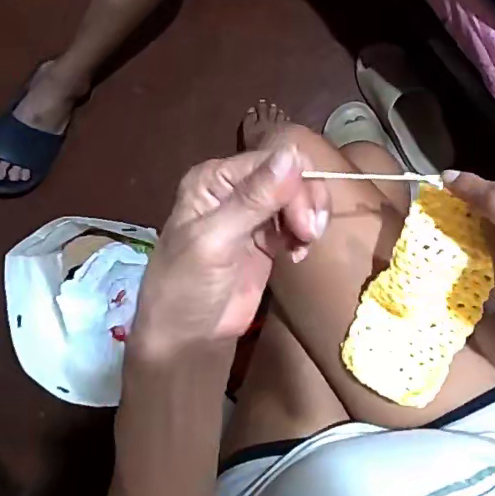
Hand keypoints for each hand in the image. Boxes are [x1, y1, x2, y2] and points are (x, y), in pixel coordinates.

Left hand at [129, 135, 329, 361]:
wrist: (185, 341)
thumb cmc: (186, 288)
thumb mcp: (215, 241)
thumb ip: (254, 199)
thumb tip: (293, 154)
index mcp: (213, 179)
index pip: (271, 162)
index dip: (296, 186)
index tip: (305, 223)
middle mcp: (233, 190)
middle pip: (290, 176)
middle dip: (306, 202)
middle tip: (310, 235)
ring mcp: (251, 216)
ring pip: (297, 198)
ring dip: (308, 218)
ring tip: (304, 244)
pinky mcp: (265, 241)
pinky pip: (295, 224)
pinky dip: (304, 235)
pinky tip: (298, 255)